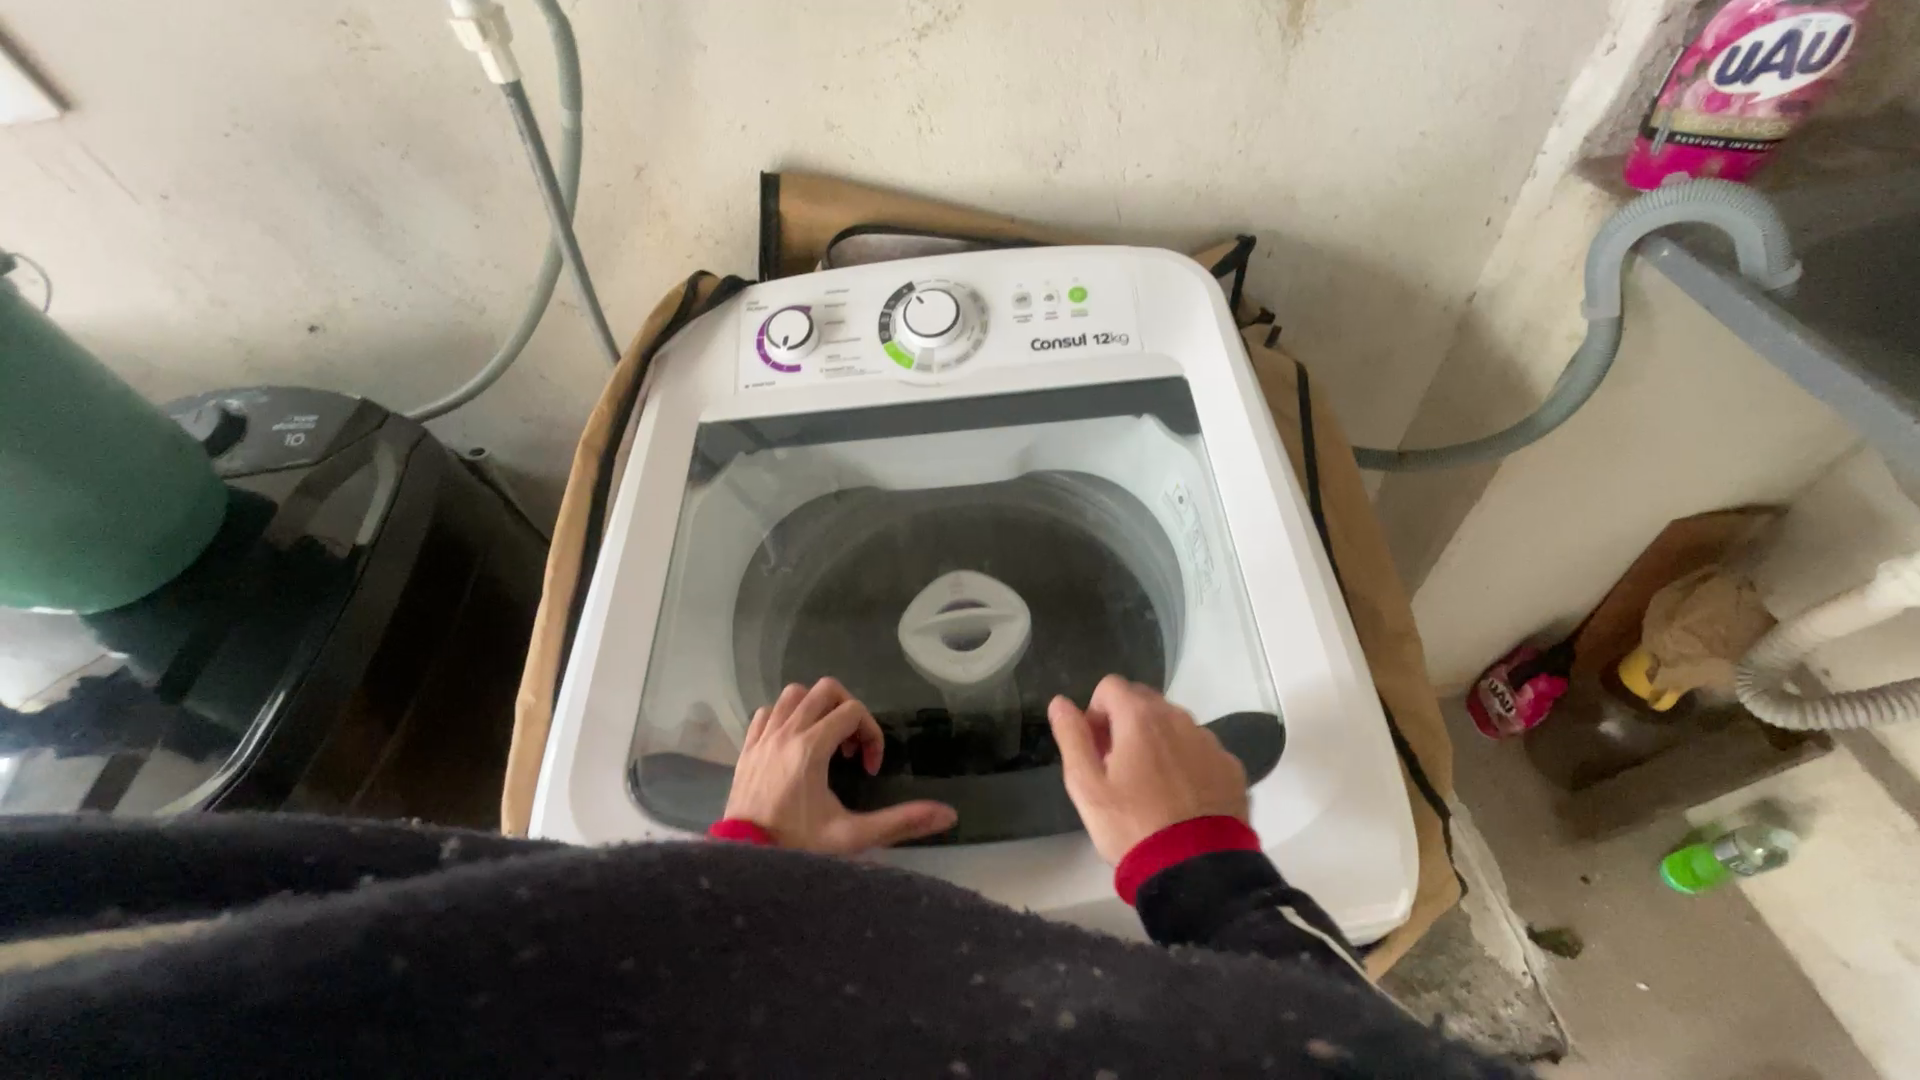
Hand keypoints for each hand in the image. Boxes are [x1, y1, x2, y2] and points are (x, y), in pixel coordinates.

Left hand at [724, 678, 956, 853]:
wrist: (743, 860)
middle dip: (848, 710)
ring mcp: (762, 737)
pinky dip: (786, 717)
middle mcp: (786, 732)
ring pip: (793, 694)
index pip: (853, 711)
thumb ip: (900, 822)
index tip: (869, 768)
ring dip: (816, 709)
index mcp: (810, 748)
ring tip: (826, 741)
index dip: (871, 734)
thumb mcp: (852, 837)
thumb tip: (949, 814)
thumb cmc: (797, 846)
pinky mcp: (747, 747)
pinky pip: (767, 712)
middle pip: (825, 690)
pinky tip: (794, 744)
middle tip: (851, 747)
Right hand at [1048, 676, 1249, 864]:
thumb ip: (1071, 736)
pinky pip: (1200, 749)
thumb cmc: (1131, 825)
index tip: (1095, 748)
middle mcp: (1178, 718)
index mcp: (1140, 717)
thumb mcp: (1086, 785)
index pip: (1110, 686)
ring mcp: (1209, 742)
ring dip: (1157, 740)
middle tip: (1117, 766)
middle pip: (1144, 700)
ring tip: (1150, 785)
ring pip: (1174, 724)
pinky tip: (1180, 797)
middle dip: (1125, 722)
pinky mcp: (1230, 767)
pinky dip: (1186, 760)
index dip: (1095, 712)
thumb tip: (1060, 702)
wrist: (1195, 869)